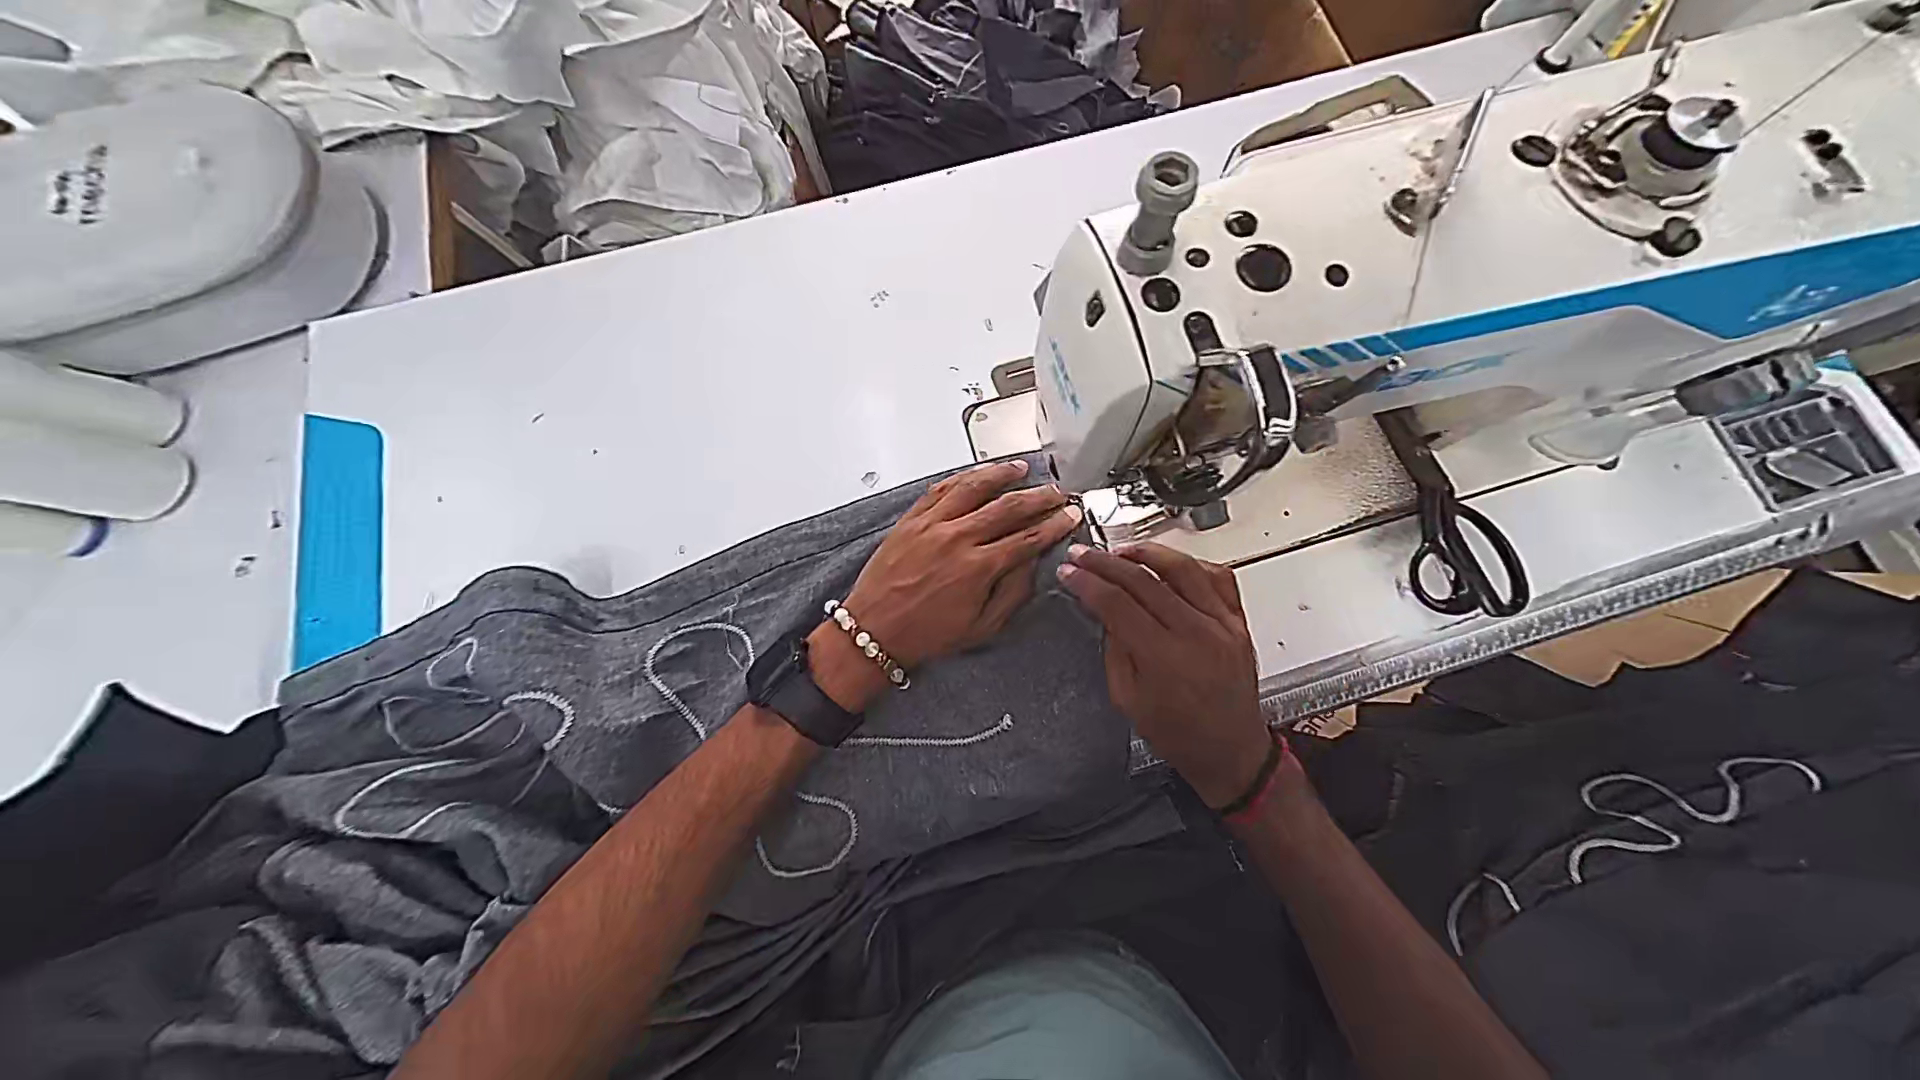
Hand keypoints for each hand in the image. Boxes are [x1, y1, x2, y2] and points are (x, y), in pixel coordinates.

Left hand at [808, 459, 1083, 710]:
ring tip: (1020, 468)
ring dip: (1001, 474)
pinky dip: (962, 477)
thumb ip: (1012, 593)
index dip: (1054, 524)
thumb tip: (1033, 564)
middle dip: (1038, 497)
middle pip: (1008, 506)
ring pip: (974, 487)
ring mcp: (932, 526)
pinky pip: (940, 489)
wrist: (875, 631)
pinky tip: (976, 473)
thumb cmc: (923, 634)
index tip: (1068, 516)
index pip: (1028, 537)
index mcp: (977, 568)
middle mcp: (956, 540)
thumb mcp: (981, 627)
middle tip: (1054, 492)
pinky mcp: (911, 520)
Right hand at [1055, 542, 1271, 808]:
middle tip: (1084, 554)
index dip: (1087, 582)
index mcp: (1164, 659)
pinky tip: (1169, 563)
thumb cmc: (1182, 735)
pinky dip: (1190, 563)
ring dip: (1146, 552)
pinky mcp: (1238, 622)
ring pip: (1181, 567)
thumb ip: (1115, 649)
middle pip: (1143, 579)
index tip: (1070, 572)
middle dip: (1104, 562)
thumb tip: (1104, 610)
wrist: (1231, 751)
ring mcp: (1222, 625)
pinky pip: (1217, 576)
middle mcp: (1197, 635)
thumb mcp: (1128, 699)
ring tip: (1122, 552)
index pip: (1116, 602)